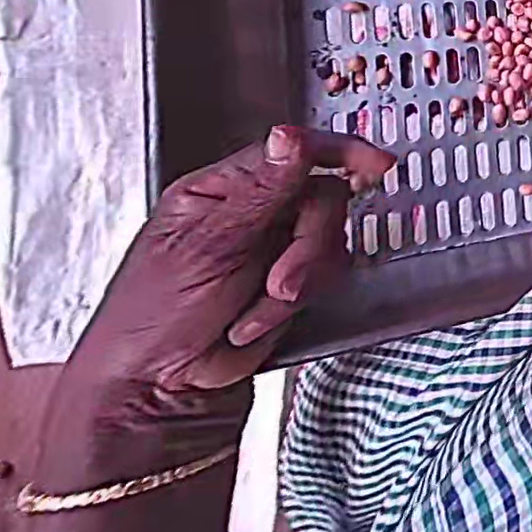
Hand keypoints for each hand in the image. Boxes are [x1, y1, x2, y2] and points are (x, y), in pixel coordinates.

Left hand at [34, 126, 394, 490]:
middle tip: (282, 282)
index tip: (378, 165)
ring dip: (301, 279)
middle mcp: (256, 209)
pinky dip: (301, 298)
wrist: (157, 396)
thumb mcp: (209, 246)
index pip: (293, 151)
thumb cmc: (152, 320)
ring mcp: (277, 242)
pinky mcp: (295, 275)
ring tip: (256, 309)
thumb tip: (290, 135)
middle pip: (324, 198)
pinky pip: (329, 270)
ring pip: (330, 237)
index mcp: (223, 189)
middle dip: (308, 245)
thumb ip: (262, 189)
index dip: (341, 152)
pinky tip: (259, 318)